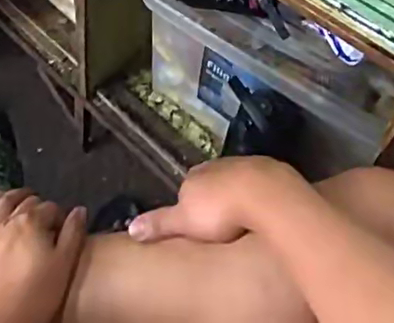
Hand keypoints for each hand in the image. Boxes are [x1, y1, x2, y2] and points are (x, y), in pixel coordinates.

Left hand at [0, 190, 86, 322]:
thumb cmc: (31, 300)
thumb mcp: (62, 269)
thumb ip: (73, 236)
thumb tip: (79, 210)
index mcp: (33, 222)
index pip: (51, 207)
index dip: (59, 215)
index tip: (64, 227)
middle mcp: (9, 220)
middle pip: (27, 202)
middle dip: (39, 204)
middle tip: (45, 215)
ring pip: (0, 205)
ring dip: (12, 198)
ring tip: (20, 198)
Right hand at [127, 156, 305, 244]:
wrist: (261, 192)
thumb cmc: (219, 210)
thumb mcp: (184, 222)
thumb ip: (160, 224)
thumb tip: (130, 228)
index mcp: (193, 176)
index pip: (186, 190)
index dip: (190, 207)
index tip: (197, 225)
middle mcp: (213, 165)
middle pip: (209, 183)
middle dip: (213, 198)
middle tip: (218, 224)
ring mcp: (239, 164)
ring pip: (232, 180)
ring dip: (234, 193)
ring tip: (239, 217)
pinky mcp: (262, 168)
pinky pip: (253, 181)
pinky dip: (253, 191)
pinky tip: (258, 208)